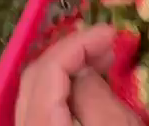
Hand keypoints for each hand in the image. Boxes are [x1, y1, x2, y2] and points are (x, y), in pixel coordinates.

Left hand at [14, 25, 139, 125]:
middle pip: (35, 77)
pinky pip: (42, 108)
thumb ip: (94, 92)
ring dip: (68, 66)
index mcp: (39, 124)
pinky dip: (63, 88)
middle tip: (108, 41)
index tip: (112, 32)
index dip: (79, 41)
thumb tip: (85, 66)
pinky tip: (87, 86)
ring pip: (37, 91)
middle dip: (71, 50)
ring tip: (102, 59)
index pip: (47, 68)